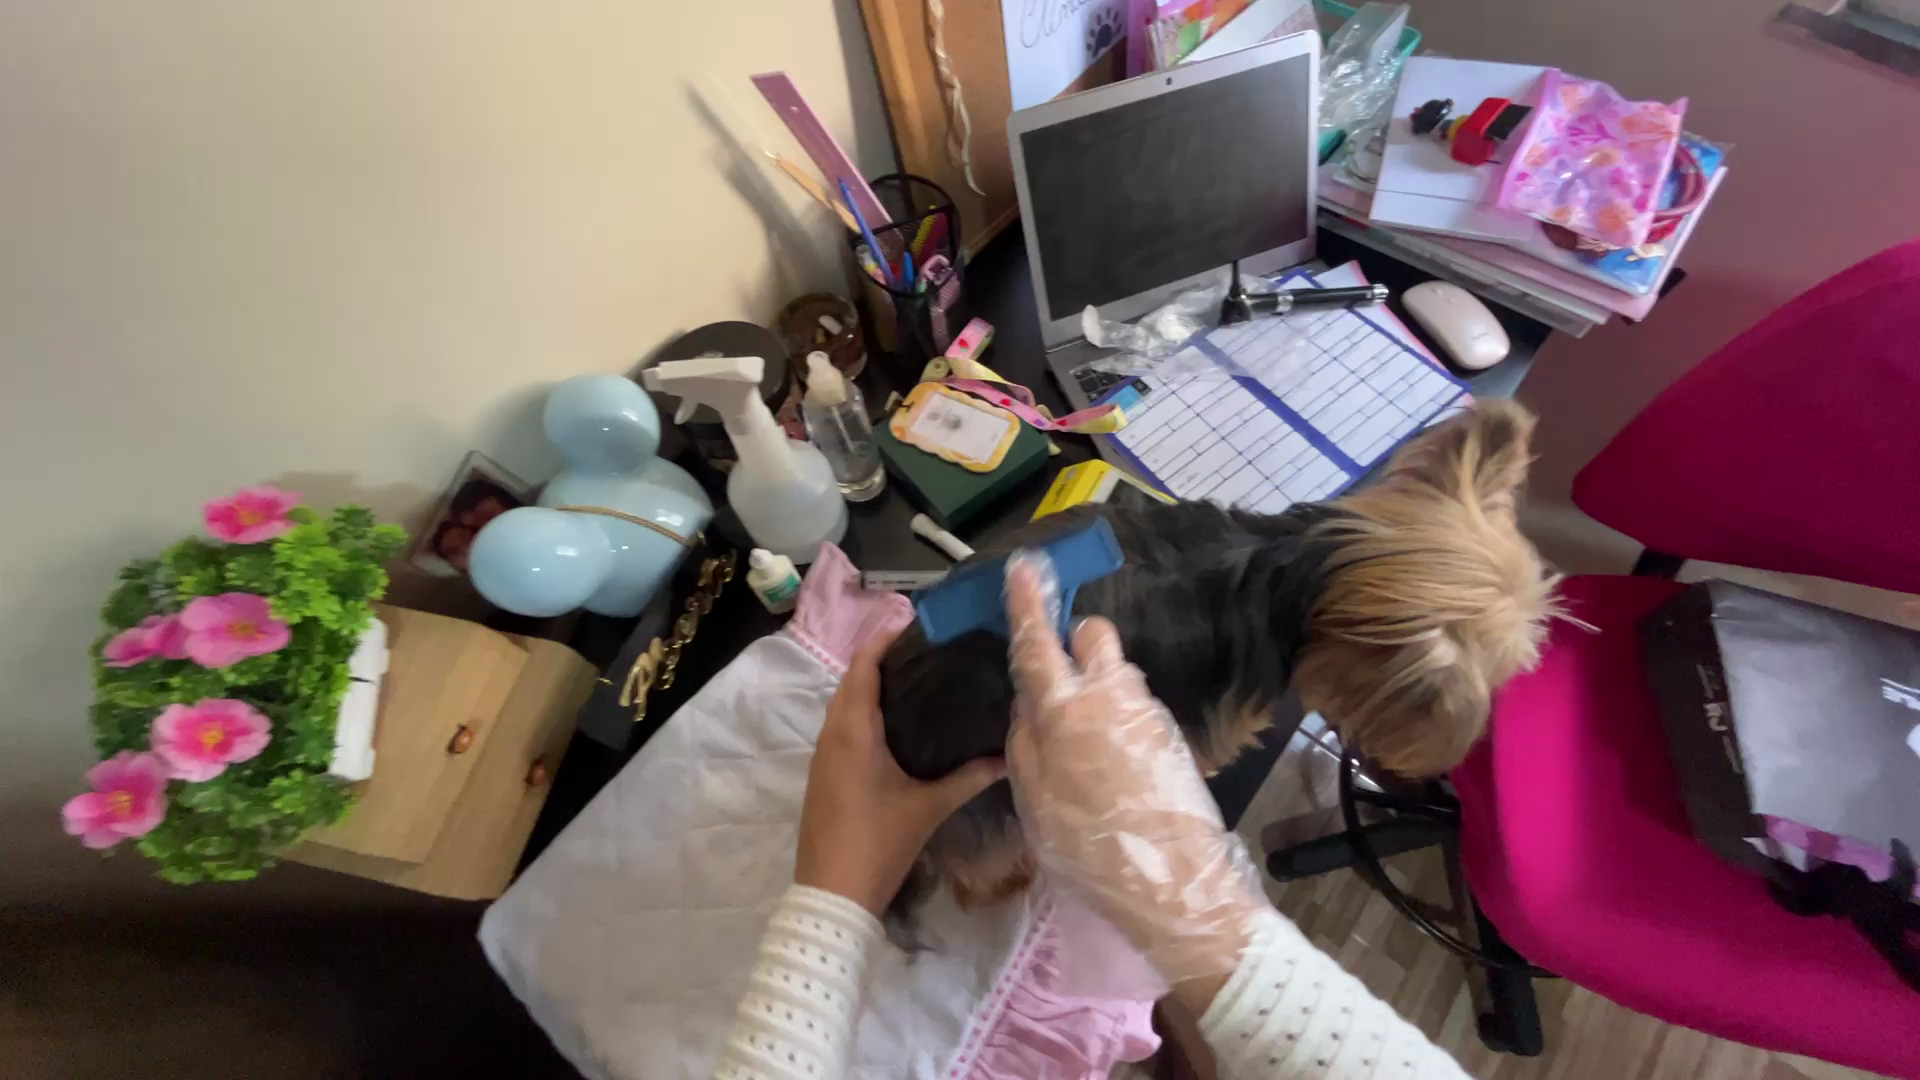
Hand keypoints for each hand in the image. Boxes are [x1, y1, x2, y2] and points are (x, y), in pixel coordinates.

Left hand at [795, 625, 1005, 916]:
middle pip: (852, 680)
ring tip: (915, 679)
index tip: (917, 627)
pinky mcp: (822, 773)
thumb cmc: (878, 842)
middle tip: (927, 653)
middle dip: (882, 660)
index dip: (885, 641)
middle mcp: (831, 733)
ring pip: (843, 704)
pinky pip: (840, 726)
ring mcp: (822, 754)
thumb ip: (970, 777)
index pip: (863, 666)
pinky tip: (893, 723)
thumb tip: (1009, 755)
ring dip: (869, 686)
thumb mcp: (929, 807)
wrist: (830, 895)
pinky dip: (861, 712)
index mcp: (853, 730)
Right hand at [1003, 556, 1268, 990]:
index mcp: (1064, 710)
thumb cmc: (1086, 843)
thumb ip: (1023, 738)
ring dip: (1100, 686)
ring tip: (1090, 744)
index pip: (1038, 643)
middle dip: (1077, 641)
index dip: (1028, 602)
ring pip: (1118, 671)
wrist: (1175, 883)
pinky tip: (1116, 763)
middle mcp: (1110, 695)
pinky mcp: (1170, 730)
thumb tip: (1027, 701)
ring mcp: (1146, 710)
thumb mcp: (1033, 798)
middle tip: (1065, 678)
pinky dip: (1119, 716)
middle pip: (1094, 635)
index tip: (1025, 564)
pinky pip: (1135, 704)